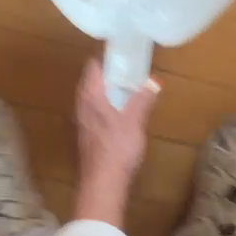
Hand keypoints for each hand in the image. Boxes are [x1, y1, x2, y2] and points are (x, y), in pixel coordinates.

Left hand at [71, 57, 158, 225]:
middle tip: (128, 69)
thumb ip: (143, 99)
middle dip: (108, 75)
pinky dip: (106, 107)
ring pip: (92, 99)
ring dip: (107, 93)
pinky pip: (95, 113)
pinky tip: (120, 115)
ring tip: (127, 90)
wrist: (103, 183)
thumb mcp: (135, 120)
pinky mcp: (86, 137)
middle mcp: (82, 107)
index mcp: (91, 97)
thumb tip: (153, 81)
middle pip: (91, 83)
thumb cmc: (117, 147)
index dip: (105, 58)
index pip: (93, 68)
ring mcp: (82, 123)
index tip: (121, 52)